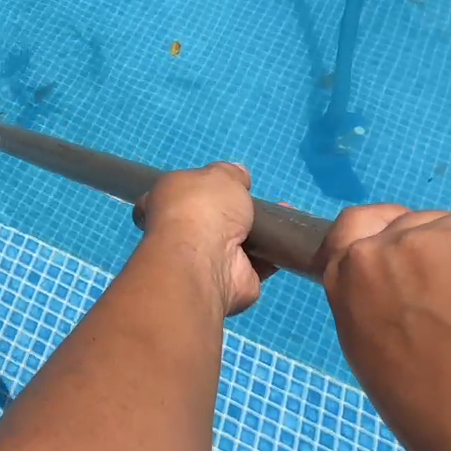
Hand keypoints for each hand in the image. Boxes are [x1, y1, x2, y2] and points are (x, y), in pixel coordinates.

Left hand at [132, 161, 272, 314]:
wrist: (208, 258)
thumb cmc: (202, 207)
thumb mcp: (217, 175)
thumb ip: (228, 173)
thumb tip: (237, 174)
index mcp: (162, 201)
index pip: (175, 193)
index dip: (196, 187)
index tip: (218, 184)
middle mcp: (178, 230)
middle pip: (208, 217)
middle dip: (233, 209)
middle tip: (255, 200)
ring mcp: (204, 256)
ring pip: (235, 239)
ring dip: (257, 229)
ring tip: (282, 213)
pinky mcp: (232, 277)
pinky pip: (256, 261)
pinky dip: (272, 252)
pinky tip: (288, 237)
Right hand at [319, 205, 450, 450]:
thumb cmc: (441, 420)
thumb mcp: (381, 363)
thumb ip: (386, 319)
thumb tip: (426, 316)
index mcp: (347, 281)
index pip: (356, 225)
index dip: (391, 228)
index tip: (425, 249)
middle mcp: (385, 250)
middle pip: (428, 224)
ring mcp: (440, 242)